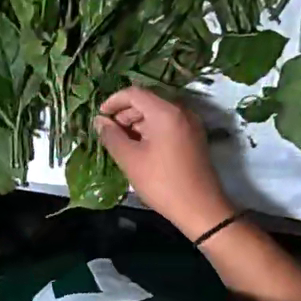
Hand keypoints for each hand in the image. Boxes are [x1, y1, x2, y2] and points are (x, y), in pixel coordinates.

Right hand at [95, 87, 236, 239]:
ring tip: (122, 142)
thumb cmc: (162, 182)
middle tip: (109, 132)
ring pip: (157, 112)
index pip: (134, 93)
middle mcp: (181, 111)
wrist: (200, 208)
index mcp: (165, 112)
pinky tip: (139, 147)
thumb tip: (99, 121)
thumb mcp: (130, 159)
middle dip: (124, 113)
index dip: (113, 101)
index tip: (100, 116)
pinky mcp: (194, 137)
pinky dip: (150, 129)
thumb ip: (111, 136)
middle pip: (147, 101)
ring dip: (136, 122)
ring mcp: (190, 124)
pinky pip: (168, 123)